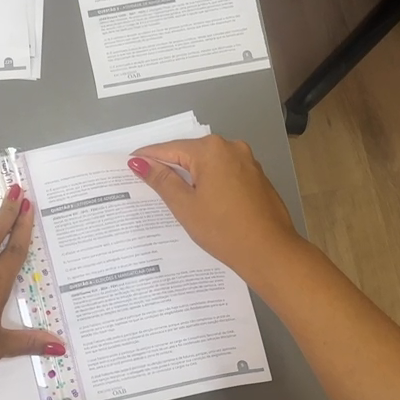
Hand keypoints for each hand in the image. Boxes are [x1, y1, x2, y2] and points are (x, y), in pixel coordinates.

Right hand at [129, 136, 304, 279]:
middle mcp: (231, 148)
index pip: (169, 149)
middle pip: (190, 153)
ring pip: (208, 163)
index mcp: (210, 150)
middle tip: (147, 181)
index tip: (129, 164)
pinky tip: (202, 199)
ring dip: (191, 174)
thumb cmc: (222, 229)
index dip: (147, 157)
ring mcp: (247, 161)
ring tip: (172, 193)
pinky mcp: (257, 176)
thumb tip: (138, 162)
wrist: (270, 252)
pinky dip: (209, 181)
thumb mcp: (185, 205)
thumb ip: (161, 179)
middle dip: (170, 166)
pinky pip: (224, 172)